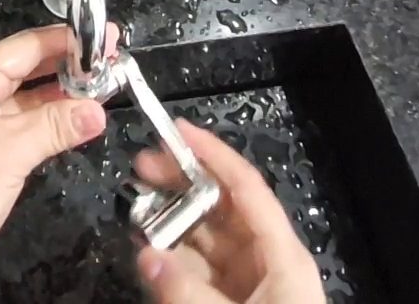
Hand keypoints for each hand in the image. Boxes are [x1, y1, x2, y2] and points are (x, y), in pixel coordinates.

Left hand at [0, 25, 110, 303]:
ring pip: (28, 93)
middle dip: (68, 61)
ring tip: (103, 84)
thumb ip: (56, 126)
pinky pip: (24, 119)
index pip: (27, 46)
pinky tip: (77, 117)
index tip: (104, 36)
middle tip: (110, 57)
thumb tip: (99, 109)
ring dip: (62, 90)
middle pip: (28, 65)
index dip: (66, 39)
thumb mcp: (11, 153)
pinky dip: (50, 116)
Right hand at [134, 120, 324, 303]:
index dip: (211, 153)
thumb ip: (183, 289)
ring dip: (172, 221)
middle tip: (140, 168)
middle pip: (223, 207)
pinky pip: (201, 271)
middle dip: (181, 185)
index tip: (174, 130)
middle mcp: (269, 263)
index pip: (245, 186)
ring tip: (136, 210)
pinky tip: (148, 252)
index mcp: (283, 256)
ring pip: (207, 239)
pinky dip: (174, 258)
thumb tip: (145, 252)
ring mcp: (252, 288)